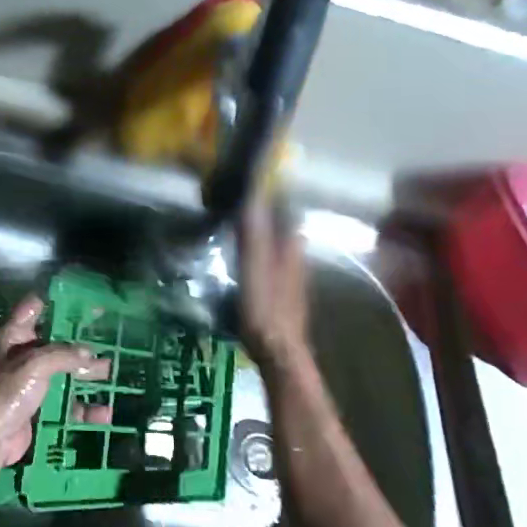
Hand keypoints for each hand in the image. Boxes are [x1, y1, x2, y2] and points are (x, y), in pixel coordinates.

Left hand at [0, 295, 111, 473]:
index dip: (58, 299)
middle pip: (56, 340)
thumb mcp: (35, 365)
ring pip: (65, 372)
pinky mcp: (40, 406)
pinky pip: (67, 403)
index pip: (34, 306)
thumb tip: (89, 353)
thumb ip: (64, 355)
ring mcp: (31, 382)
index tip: (86, 298)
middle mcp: (22, 355)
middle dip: (81, 341)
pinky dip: (85, 407)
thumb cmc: (8, 393)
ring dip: (87, 373)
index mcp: (14, 336)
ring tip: (111, 372)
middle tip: (108, 335)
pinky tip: (105, 412)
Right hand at [238, 193, 310, 364]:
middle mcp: (295, 252)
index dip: (266, 189)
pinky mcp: (282, 286)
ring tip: (231, 218)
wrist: (279, 351)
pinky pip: (269, 255)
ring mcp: (291, 271)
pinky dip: (255, 246)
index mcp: (290, 243)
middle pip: (279, 220)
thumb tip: (255, 191)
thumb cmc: (265, 307)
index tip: (246, 175)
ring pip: (274, 238)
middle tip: (232, 195)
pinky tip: (239, 251)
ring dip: (258, 226)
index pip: (282, 204)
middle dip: (261, 206)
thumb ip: (254, 230)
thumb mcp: (253, 266)